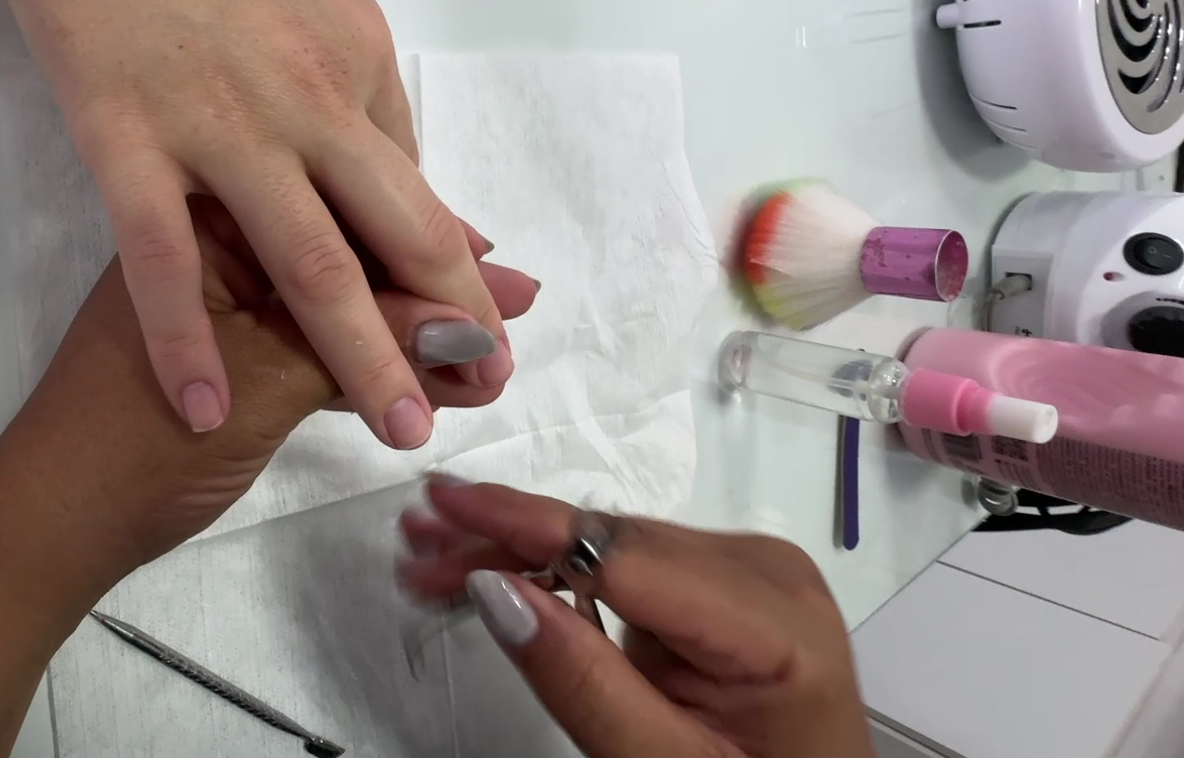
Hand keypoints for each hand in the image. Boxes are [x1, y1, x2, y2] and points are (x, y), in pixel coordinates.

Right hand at [0, 0, 507, 448]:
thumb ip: (349, 75)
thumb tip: (388, 157)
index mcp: (356, 53)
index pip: (414, 182)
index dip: (452, 261)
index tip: (480, 321)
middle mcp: (309, 96)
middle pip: (394, 233)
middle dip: (445, 326)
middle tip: (479, 400)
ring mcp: (218, 120)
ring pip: (307, 260)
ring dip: (362, 357)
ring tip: (400, 430)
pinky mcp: (122, 137)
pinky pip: (162, 259)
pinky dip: (185, 341)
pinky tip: (204, 406)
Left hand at [0, 199, 537, 565]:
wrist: (58, 522)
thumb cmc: (136, 441)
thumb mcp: (257, 382)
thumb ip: (356, 346)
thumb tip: (463, 326)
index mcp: (214, 226)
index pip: (334, 217)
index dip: (420, 252)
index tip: (497, 281)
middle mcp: (229, 250)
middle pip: (350, 253)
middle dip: (435, 285)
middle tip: (517, 302)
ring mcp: (236, 303)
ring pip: (343, 298)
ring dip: (414, 321)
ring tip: (493, 340)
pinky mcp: (243, 352)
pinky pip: (323, 340)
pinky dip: (376, 354)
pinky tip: (433, 362)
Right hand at [396, 480, 873, 757]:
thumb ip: (581, 681)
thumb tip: (492, 586)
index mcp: (769, 616)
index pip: (615, 550)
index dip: (517, 521)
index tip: (436, 502)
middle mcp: (752, 565)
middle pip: (594, 538)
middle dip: (495, 541)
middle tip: (414, 546)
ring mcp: (730, 565)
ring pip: (590, 539)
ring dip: (508, 549)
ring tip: (433, 553)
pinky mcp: (703, 574)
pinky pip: (605, 557)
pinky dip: (542, 565)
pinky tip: (490, 564)